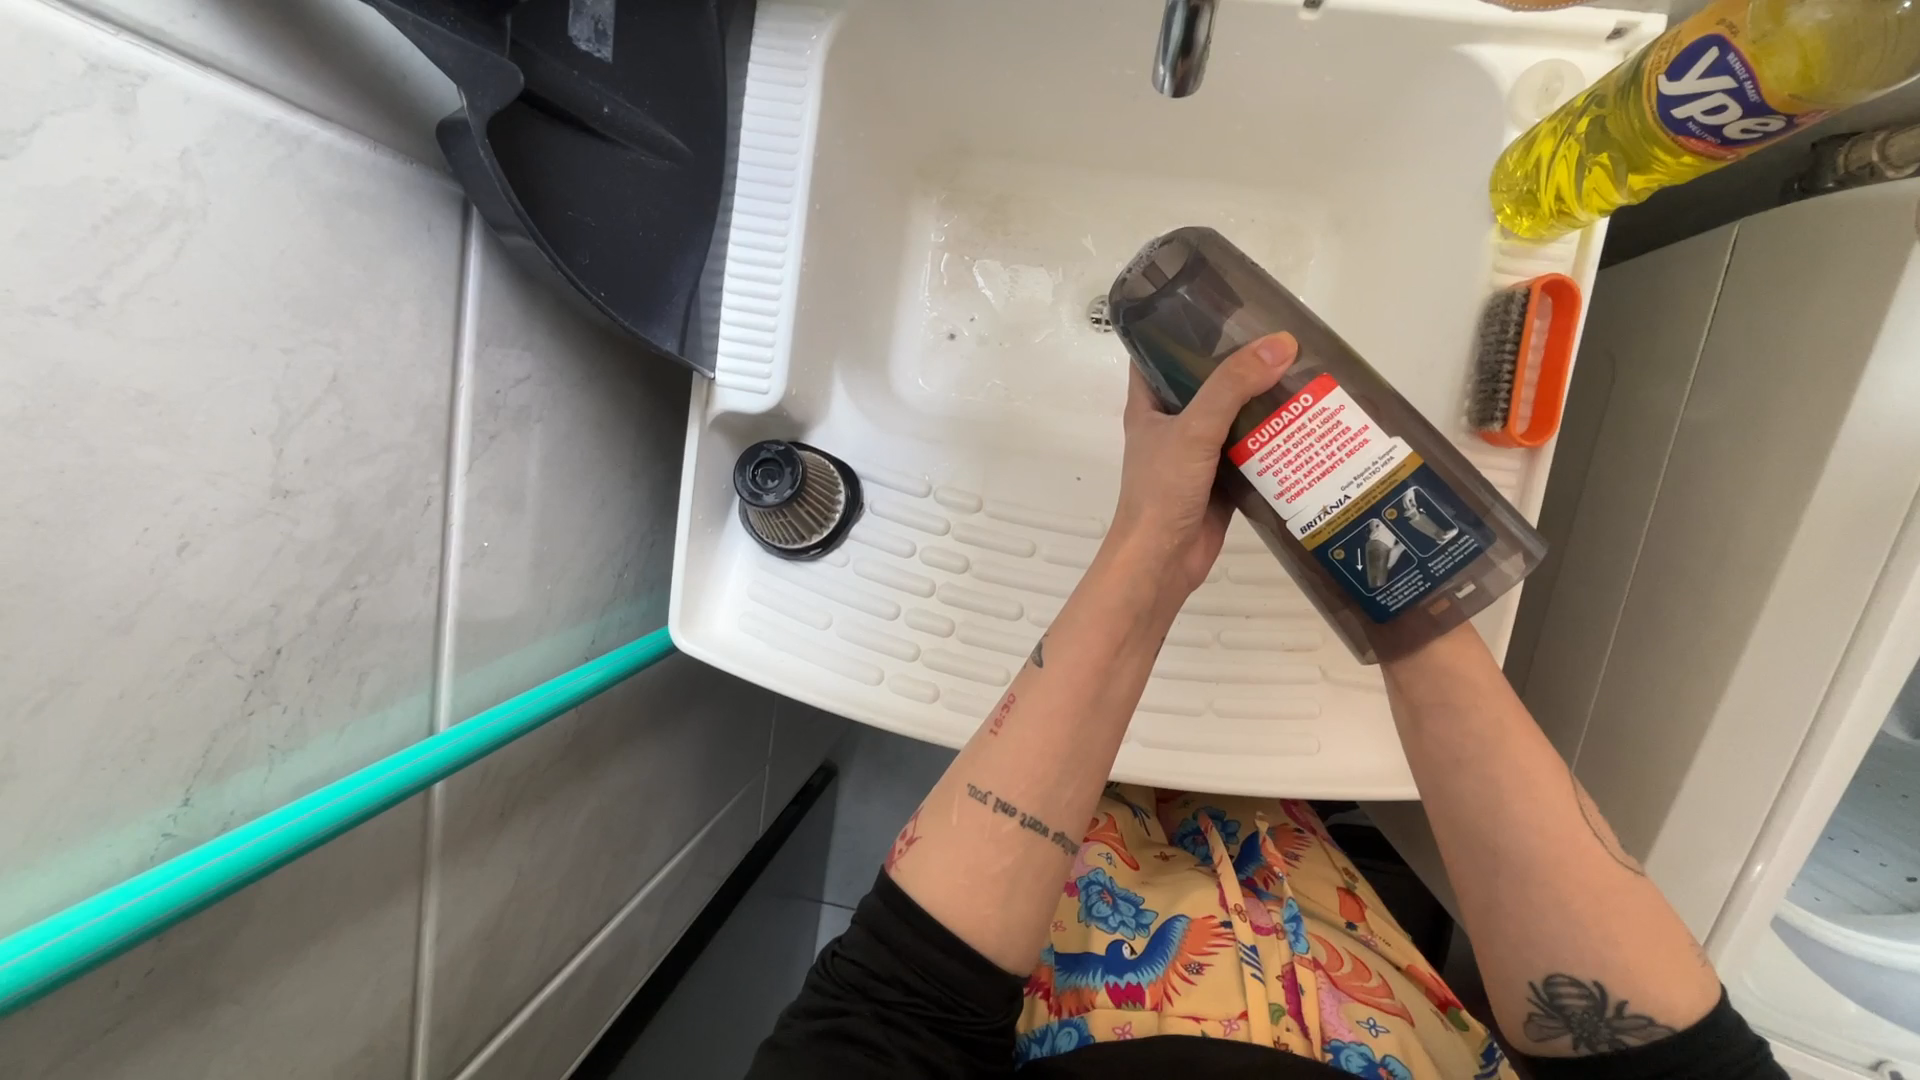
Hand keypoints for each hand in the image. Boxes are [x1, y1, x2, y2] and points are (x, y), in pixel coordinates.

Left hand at [1102, 333, 1297, 607]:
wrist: (1162, 561)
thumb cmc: (1162, 491)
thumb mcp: (1193, 430)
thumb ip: (1232, 386)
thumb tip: (1281, 343)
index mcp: (1149, 405)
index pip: (1157, 352)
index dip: (1181, 326)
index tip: (1221, 304)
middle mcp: (1172, 425)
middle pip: (1206, 382)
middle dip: (1241, 363)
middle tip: (1286, 338)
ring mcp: (1198, 454)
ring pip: (1234, 417)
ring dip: (1264, 402)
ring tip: (1309, 373)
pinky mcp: (1222, 480)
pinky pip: (1251, 452)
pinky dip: (1275, 440)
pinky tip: (1310, 424)